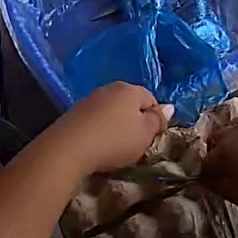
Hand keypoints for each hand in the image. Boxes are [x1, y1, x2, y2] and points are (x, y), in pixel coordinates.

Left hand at [38, 83, 172, 176]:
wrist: (69, 148)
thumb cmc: (115, 140)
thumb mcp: (145, 134)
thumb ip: (157, 120)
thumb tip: (169, 107)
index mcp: (130, 90)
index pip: (151, 99)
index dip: (155, 118)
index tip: (152, 138)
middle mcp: (109, 89)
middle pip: (129, 104)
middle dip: (135, 122)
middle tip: (136, 144)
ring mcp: (89, 100)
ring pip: (111, 112)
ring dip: (116, 127)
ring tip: (115, 148)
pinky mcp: (73, 114)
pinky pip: (95, 121)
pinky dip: (100, 132)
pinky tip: (98, 146)